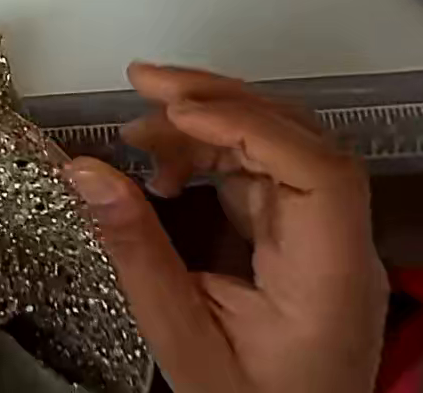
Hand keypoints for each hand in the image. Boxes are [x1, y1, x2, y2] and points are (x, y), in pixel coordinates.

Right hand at [66, 65, 387, 392]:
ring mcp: (320, 232)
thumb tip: (83, 169)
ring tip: (136, 128)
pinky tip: (161, 167)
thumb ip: (136, 251)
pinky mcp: (294, 229)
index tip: (174, 111)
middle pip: (297, 138)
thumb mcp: (180, 339)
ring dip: (203, 119)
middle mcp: (339, 243)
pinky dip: (203, 149)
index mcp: (331, 277)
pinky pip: (254, 163)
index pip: (319, 173)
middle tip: (142, 82)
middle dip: (216, 99)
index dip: (250, 124)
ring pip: (274, 139)